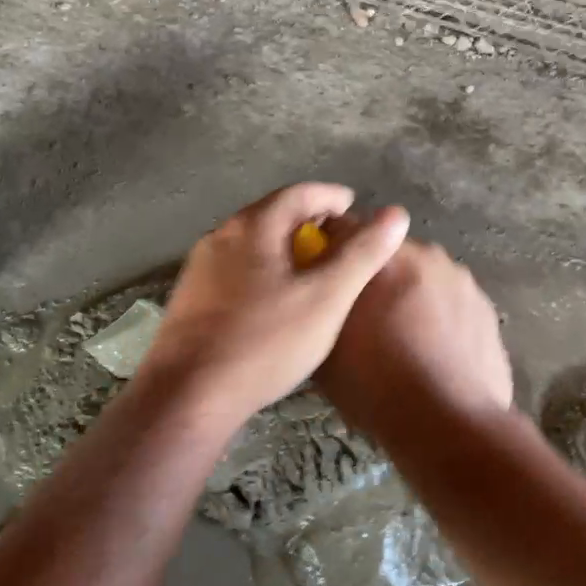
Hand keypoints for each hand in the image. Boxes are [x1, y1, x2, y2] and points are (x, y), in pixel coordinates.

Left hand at [139, 183, 409, 422]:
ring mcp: (199, 265)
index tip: (353, 206)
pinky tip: (273, 297)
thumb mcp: (326, 298)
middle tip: (336, 237)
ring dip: (281, 245)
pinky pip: (234, 268)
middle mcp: (220, 235)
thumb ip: (361, 254)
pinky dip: (261, 269)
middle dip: (306, 220)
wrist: (190, 392)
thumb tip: (395, 214)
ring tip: (310, 267)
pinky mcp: (190, 295)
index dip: (330, 196)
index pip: (298, 194)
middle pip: (270, 214)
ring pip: (250, 242)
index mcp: (252, 226)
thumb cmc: (265, 341)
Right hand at [318, 238, 510, 429]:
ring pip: (421, 277)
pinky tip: (429, 352)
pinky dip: (436, 317)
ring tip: (398, 338)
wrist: (450, 426)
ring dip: (406, 294)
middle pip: (387, 251)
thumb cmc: (376, 385)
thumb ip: (320, 305)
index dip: (327, 250)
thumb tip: (319, 294)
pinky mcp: (486, 309)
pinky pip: (449, 302)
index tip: (319, 272)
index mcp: (382, 256)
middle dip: (372, 274)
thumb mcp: (324, 348)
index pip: (343, 228)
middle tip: (359, 313)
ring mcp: (462, 281)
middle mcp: (425, 255)